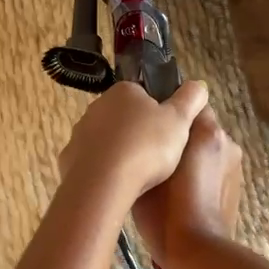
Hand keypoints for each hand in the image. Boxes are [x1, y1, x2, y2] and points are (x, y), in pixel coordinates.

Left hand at [57, 80, 209, 201]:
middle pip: (125, 117)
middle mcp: (98, 106)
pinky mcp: (69, 158)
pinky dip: (104, 169)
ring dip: (121, 151)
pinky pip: (92, 161)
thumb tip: (198, 84)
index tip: (169, 133)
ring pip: (108, 139)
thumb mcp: (180, 121)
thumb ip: (191, 99)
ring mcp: (80, 132)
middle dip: (139, 132)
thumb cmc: (146, 147)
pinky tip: (117, 184)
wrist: (103, 184)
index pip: (144, 95)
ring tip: (139, 174)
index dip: (159, 113)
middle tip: (158, 155)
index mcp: (124, 91)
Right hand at [133, 106, 241, 268]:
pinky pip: (214, 169)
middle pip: (198, 127)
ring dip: (191, 155)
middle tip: (156, 154)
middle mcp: (227, 142)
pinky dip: (201, 174)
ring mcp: (235, 165)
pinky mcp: (236, 186)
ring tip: (169, 178)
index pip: (189, 103)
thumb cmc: (165, 209)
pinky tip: (184, 194)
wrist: (196, 251)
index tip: (152, 126)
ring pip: (206, 148)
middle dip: (179, 137)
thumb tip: (149, 135)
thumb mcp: (148, 171)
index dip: (169, 113)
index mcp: (207, 131)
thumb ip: (153, 144)